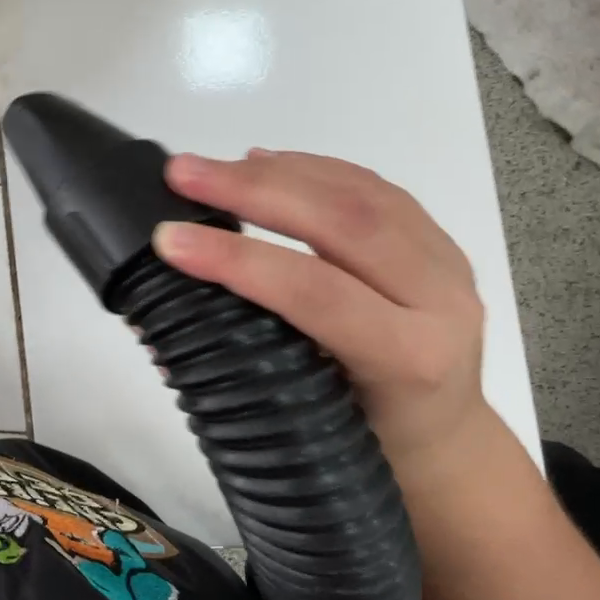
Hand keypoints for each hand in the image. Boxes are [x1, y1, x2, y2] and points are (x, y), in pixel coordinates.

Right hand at [151, 151, 490, 478]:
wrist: (443, 438)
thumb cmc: (362, 434)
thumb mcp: (297, 413)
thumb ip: (229, 364)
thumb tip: (151, 325)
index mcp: (406, 358)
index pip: (316, 293)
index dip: (238, 260)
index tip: (167, 239)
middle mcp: (441, 305)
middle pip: (347, 223)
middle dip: (252, 191)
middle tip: (178, 174)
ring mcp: (448, 267)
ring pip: (362, 194)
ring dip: (273, 171)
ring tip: (206, 167)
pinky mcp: (440, 242)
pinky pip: (375, 187)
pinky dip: (310, 167)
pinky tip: (261, 161)